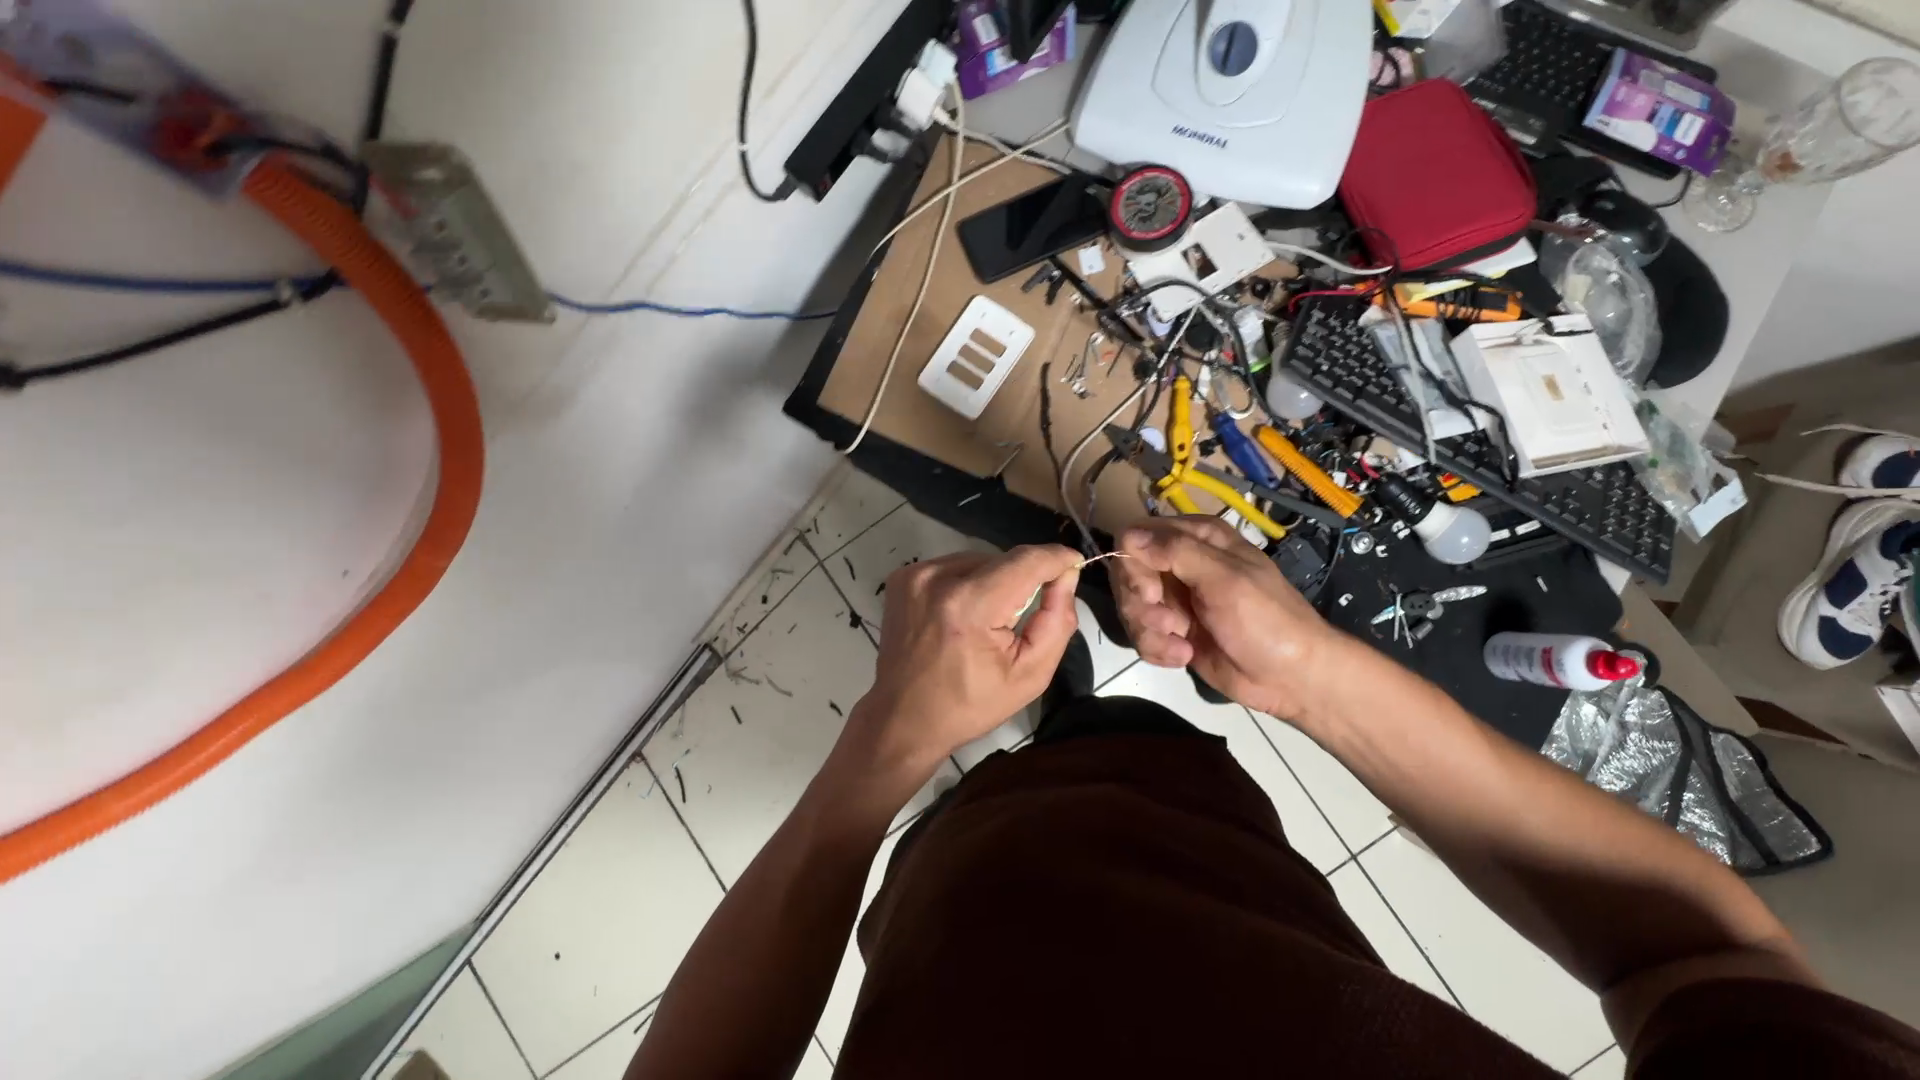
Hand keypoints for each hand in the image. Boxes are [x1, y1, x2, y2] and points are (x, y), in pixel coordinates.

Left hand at [852, 545, 1082, 771]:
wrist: (903, 718)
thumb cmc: (969, 705)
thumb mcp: (1029, 675)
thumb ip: (1056, 621)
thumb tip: (1067, 575)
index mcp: (969, 606)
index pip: (1026, 561)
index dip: (1056, 558)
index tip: (1075, 563)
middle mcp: (938, 579)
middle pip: (1003, 560)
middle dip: (1022, 582)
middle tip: (1019, 620)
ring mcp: (916, 575)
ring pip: (980, 560)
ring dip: (995, 581)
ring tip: (988, 622)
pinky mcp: (903, 577)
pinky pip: (954, 567)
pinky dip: (968, 584)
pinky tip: (963, 616)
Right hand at [1109, 517, 1342, 719]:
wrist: (1291, 677)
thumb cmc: (1265, 621)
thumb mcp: (1224, 579)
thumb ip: (1176, 552)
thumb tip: (1128, 537)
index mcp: (1198, 537)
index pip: (1136, 536)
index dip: (1133, 564)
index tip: (1150, 592)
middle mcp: (1181, 563)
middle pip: (1126, 573)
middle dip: (1139, 603)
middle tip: (1168, 623)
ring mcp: (1175, 598)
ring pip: (1130, 606)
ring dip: (1149, 630)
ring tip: (1182, 646)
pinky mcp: (1172, 631)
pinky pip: (1141, 634)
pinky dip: (1158, 649)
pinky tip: (1184, 657)